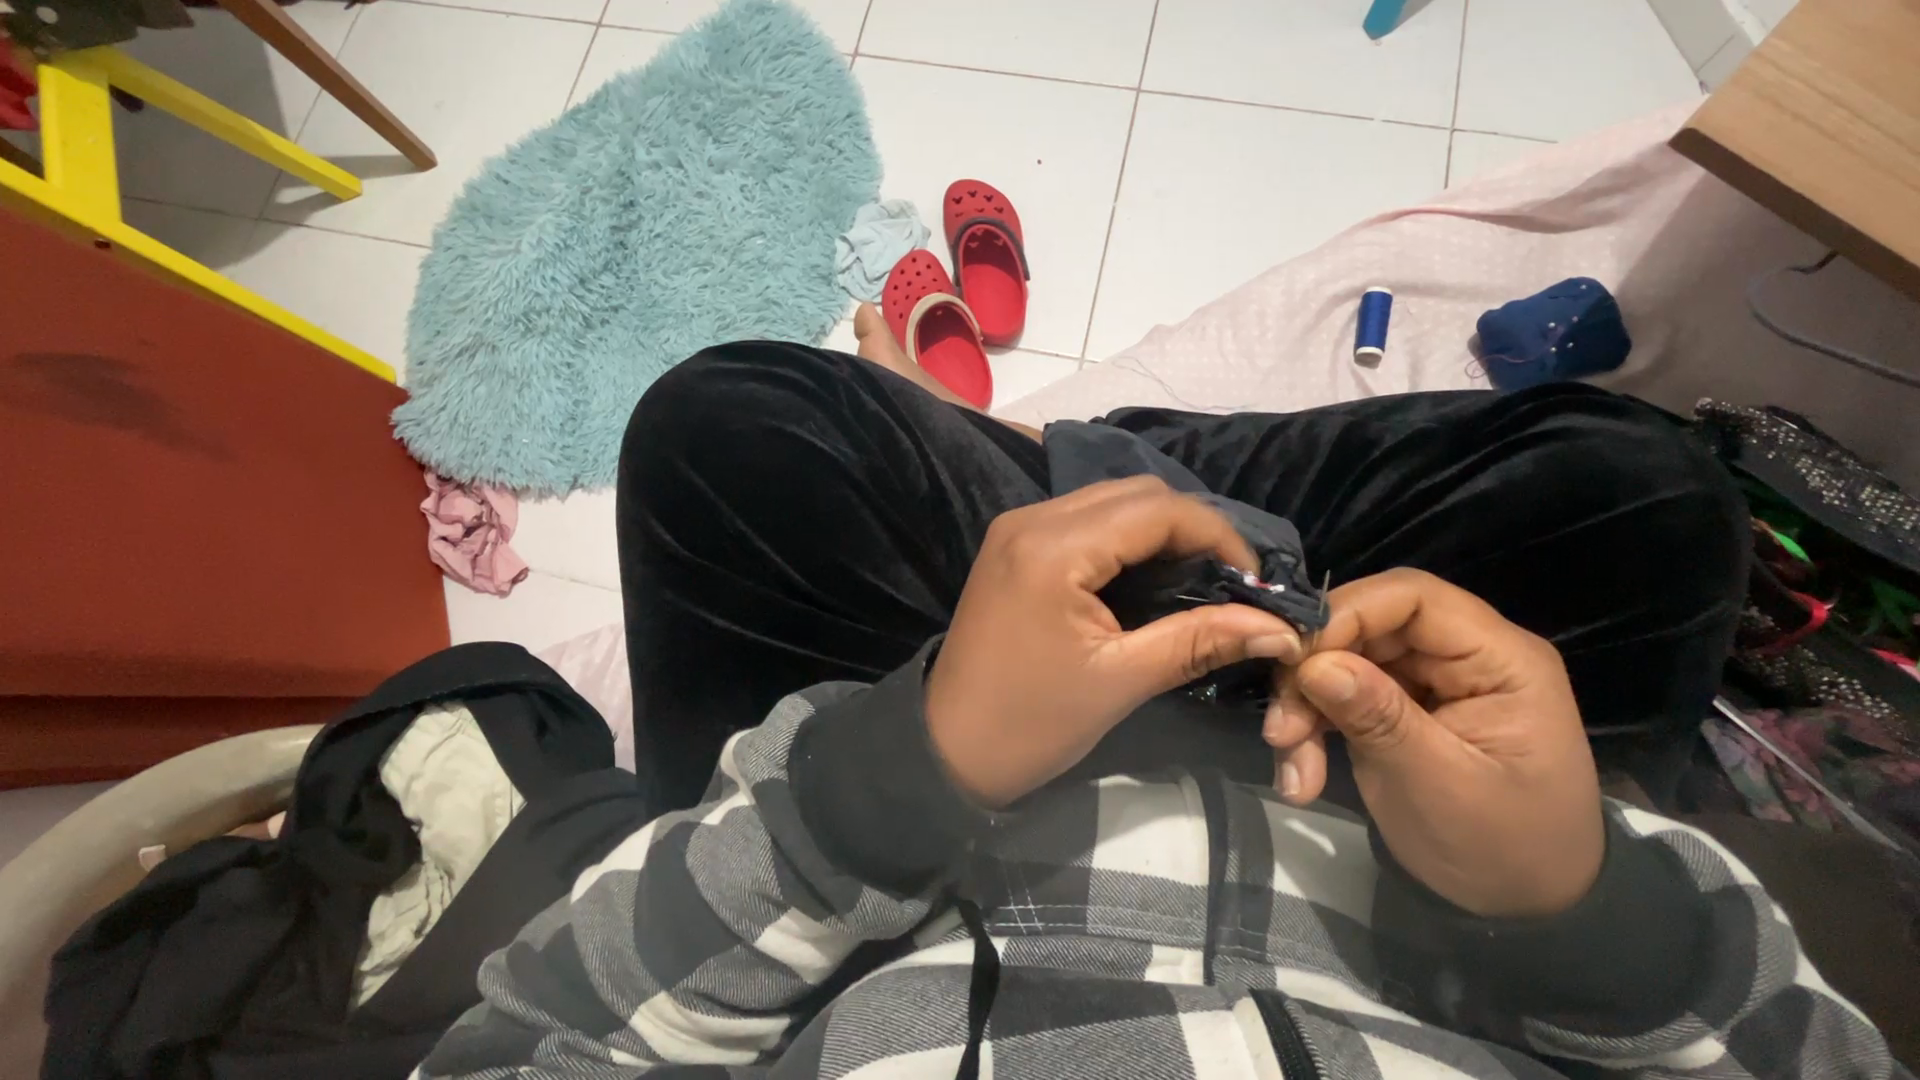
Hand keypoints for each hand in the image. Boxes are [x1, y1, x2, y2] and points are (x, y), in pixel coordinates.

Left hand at [926, 477, 1302, 808]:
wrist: (947, 748)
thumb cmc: (1031, 723)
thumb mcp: (1121, 681)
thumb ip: (1200, 640)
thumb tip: (1279, 624)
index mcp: (1053, 548)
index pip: (1157, 510)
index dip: (1218, 535)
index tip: (1255, 581)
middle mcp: (1031, 519)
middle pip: (1135, 493)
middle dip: (1191, 529)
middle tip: (1228, 583)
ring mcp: (1016, 527)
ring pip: (1109, 500)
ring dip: (1158, 530)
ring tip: (1196, 581)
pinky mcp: (1012, 544)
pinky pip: (1083, 519)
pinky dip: (1124, 538)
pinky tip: (1147, 578)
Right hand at [1265, 569, 1603, 916]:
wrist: (1522, 909)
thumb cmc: (1502, 848)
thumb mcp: (1439, 785)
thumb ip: (1379, 718)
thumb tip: (1313, 663)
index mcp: (1498, 659)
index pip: (1412, 597)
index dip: (1346, 613)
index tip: (1296, 660)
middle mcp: (1459, 656)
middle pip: (1364, 627)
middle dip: (1312, 674)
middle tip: (1281, 730)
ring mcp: (1423, 682)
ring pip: (1339, 661)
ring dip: (1303, 709)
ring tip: (1291, 765)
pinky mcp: (1394, 707)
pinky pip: (1336, 694)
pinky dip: (1309, 729)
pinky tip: (1299, 774)